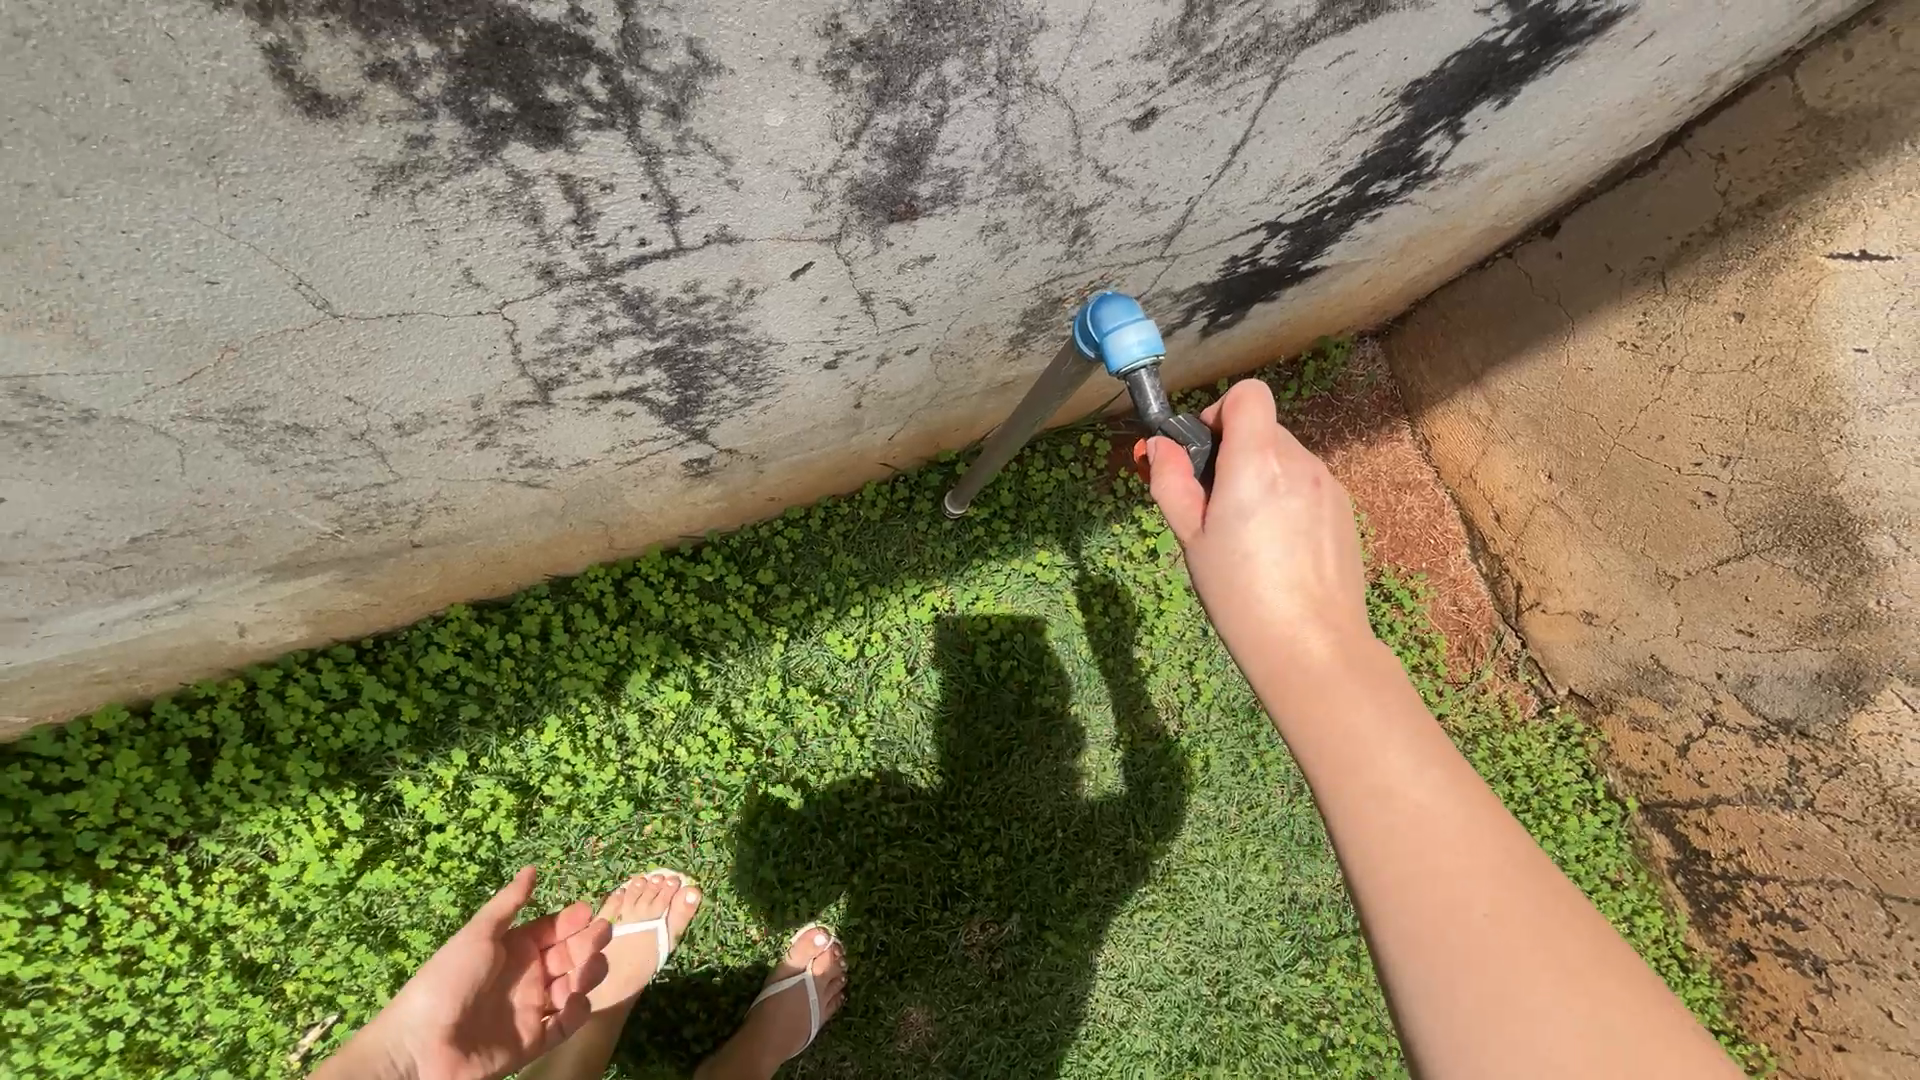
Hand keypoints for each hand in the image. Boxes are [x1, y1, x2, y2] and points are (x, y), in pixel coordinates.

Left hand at [315, 866, 612, 1079]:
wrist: (417, 1048)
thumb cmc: (446, 982)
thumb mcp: (477, 936)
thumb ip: (508, 902)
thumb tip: (532, 867)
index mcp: (517, 949)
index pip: (557, 929)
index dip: (575, 920)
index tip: (588, 914)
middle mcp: (530, 976)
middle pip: (573, 954)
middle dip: (591, 943)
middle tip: (600, 936)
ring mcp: (533, 1009)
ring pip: (577, 986)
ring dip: (589, 973)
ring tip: (585, 971)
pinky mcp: (534, 1041)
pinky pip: (566, 1024)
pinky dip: (578, 1011)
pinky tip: (575, 1001)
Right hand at [1138, 378, 1372, 670]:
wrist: (1310, 643)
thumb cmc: (1238, 591)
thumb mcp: (1190, 537)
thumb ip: (1171, 482)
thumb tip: (1159, 445)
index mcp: (1257, 462)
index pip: (1248, 394)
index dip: (1220, 411)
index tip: (1203, 451)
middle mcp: (1300, 462)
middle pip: (1262, 428)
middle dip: (1233, 451)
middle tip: (1212, 503)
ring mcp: (1328, 484)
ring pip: (1284, 457)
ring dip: (1259, 475)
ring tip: (1245, 532)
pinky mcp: (1344, 508)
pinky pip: (1305, 483)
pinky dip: (1284, 496)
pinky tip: (1277, 546)